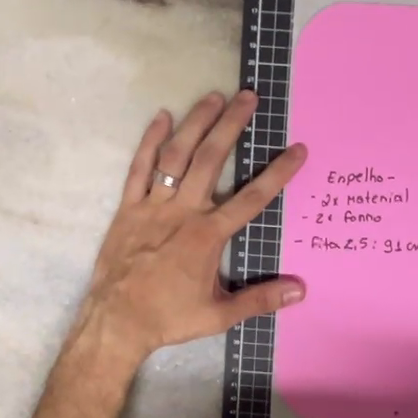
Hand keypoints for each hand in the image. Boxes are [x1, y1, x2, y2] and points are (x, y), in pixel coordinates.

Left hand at [76, 90, 307, 365]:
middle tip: (248, 97)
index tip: (297, 149)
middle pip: (211, 160)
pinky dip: (150, 141)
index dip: (277, 173)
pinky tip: (162, 117)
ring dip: (196, 123)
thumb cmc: (169, 318)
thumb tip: (300, 290)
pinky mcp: (128, 208)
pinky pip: (140, 168)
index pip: (251, 198)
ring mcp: (153, 206)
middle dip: (231, 125)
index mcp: (208, 236)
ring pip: (177, 156)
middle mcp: (183, 212)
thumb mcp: (220, 315)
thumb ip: (260, 299)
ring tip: (213, 96)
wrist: (117, 321)